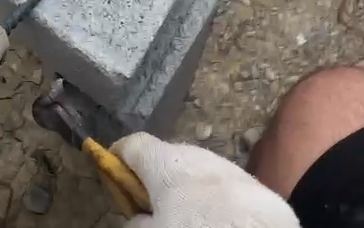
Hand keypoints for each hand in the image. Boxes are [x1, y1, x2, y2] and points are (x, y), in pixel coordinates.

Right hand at [112, 133, 300, 227]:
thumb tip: (135, 218)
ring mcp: (223, 164)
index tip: (113, 177)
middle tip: (153, 211)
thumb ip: (136, 225)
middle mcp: (192, 152)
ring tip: (189, 219)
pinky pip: (220, 188)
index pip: (131, 145)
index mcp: (163, 160)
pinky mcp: (250, 182)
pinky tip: (219, 222)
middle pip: (164, 161)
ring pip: (195, 174)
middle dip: (156, 182)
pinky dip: (213, 201)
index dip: (118, 159)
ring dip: (186, 191)